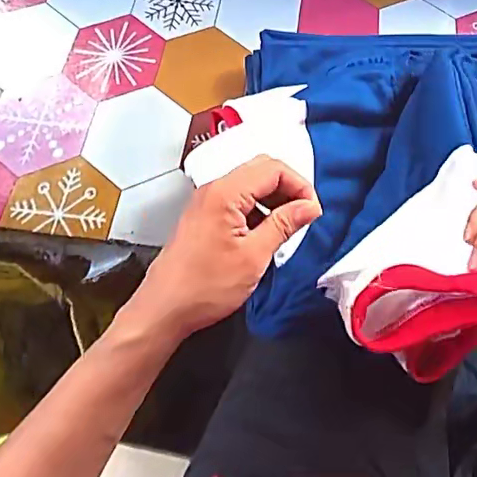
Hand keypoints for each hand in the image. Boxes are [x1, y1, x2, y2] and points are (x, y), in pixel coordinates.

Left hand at [120, 155, 321, 342]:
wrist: (165, 307)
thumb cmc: (200, 287)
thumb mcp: (254, 257)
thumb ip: (284, 225)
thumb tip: (307, 207)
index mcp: (225, 193)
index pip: (273, 169)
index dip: (299, 185)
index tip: (311, 208)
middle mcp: (213, 190)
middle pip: (262, 170)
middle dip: (289, 188)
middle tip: (304, 214)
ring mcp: (207, 201)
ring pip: (251, 184)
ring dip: (274, 199)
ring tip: (287, 227)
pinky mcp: (206, 215)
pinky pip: (238, 199)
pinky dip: (258, 209)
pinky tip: (266, 233)